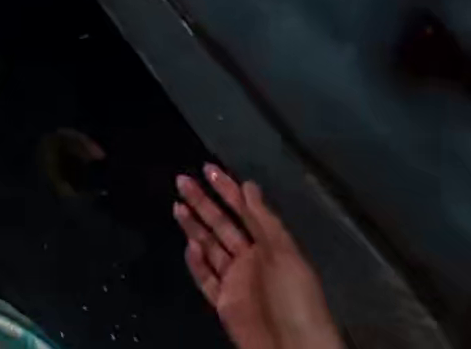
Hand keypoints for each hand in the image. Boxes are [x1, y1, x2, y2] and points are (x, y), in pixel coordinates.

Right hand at [174, 164, 344, 348]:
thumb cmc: (293, 300)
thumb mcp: (285, 256)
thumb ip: (264, 220)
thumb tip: (249, 185)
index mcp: (271, 252)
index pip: (245, 214)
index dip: (228, 191)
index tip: (207, 169)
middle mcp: (252, 264)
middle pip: (222, 227)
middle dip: (202, 203)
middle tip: (181, 180)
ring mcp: (236, 283)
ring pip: (209, 247)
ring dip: (193, 226)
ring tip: (177, 205)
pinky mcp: (223, 302)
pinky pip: (205, 278)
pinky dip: (195, 262)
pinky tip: (190, 247)